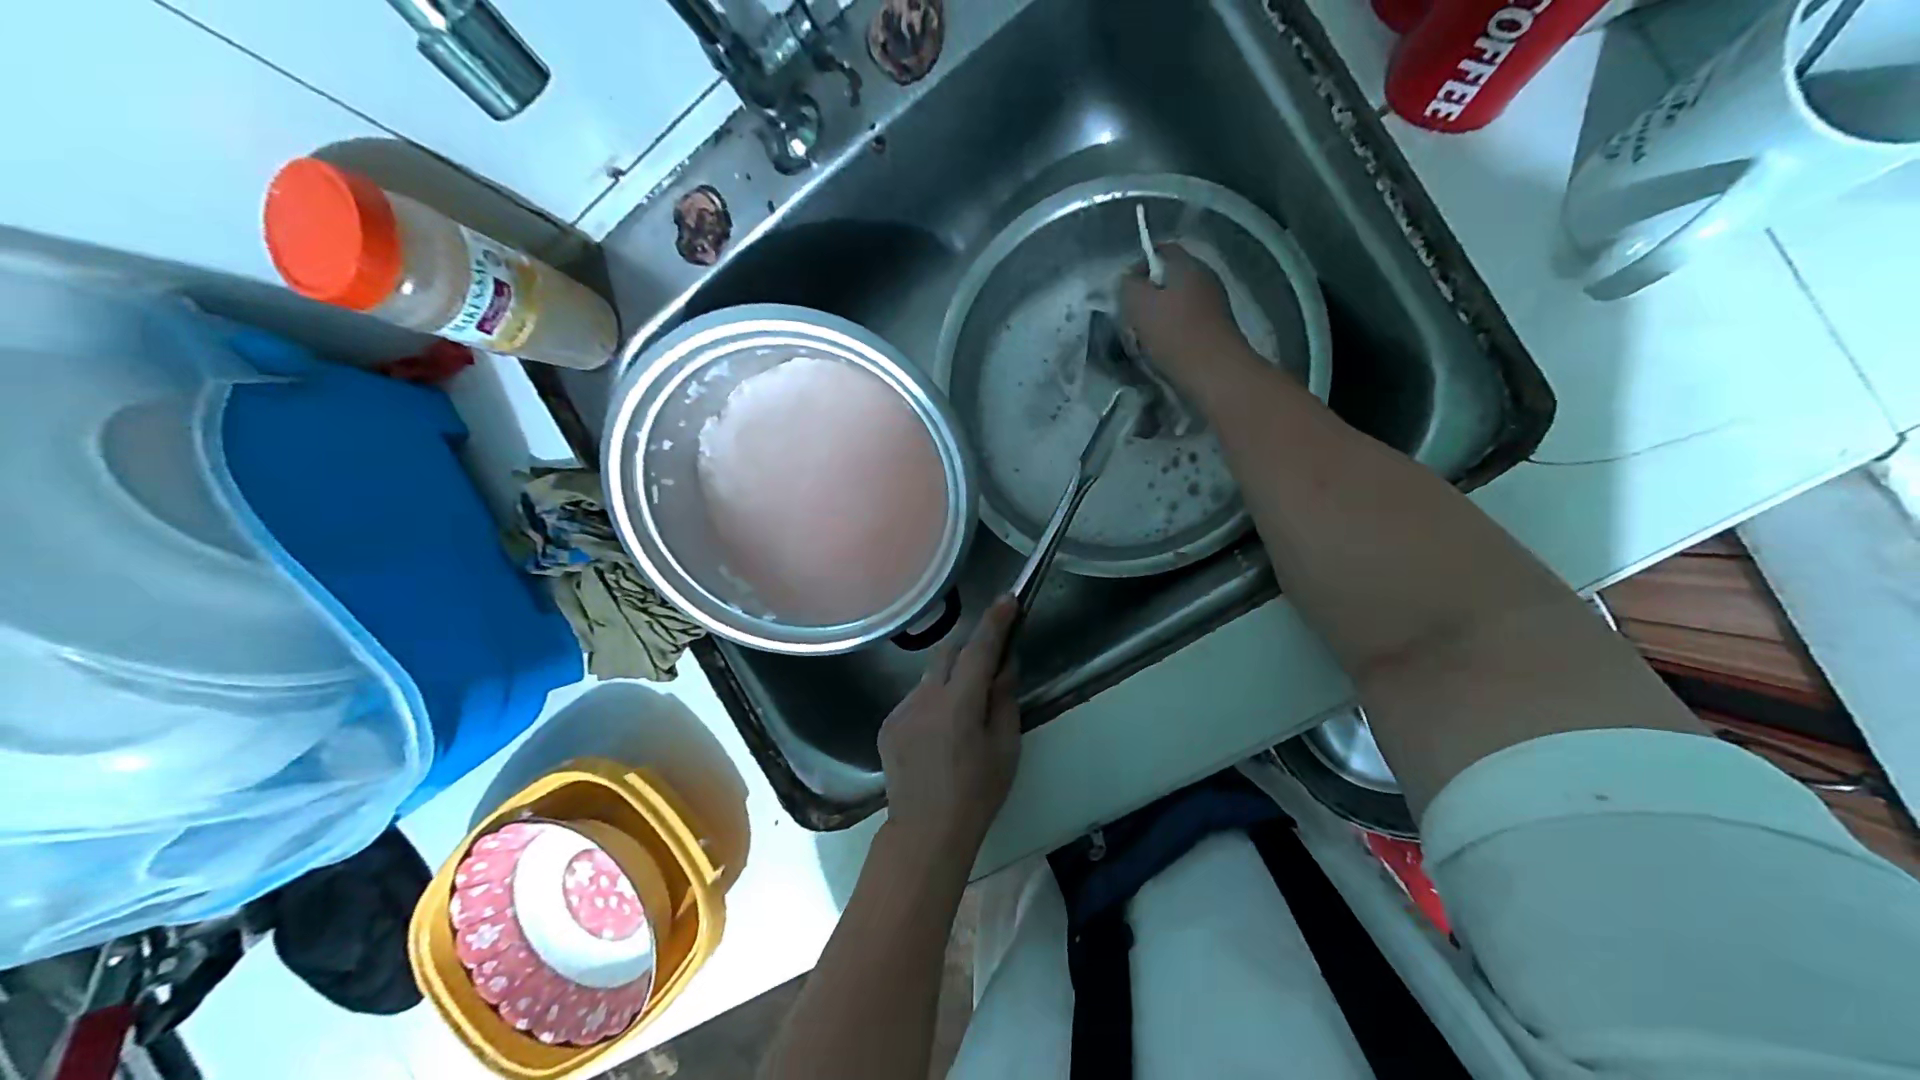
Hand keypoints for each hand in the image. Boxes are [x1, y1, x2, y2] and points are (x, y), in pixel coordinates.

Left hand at [877, 597, 1021, 853]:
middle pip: (947, 654)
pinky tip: (938, 735)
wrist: (926, 831)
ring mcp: (900, 711)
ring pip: (929, 678)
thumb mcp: (1004, 746)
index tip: (1008, 599)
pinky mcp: (887, 725)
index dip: (995, 622)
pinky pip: (914, 700)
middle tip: (988, 669)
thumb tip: (1004, 665)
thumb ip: (1003, 698)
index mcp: (957, 703)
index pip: (979, 650)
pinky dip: (931, 703)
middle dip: (969, 652)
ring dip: (949, 681)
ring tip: (962, 716)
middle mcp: (924, 698)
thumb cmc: (977, 792)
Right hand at [1120, 243, 1254, 392]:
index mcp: (1188, 265)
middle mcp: (1204, 278)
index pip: (1161, 250)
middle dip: (1146, 296)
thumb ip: (1128, 285)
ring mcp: (1213, 304)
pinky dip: (1171, 332)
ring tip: (1143, 339)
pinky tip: (1162, 350)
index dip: (1139, 264)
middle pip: (1168, 279)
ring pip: (1175, 302)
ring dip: (1156, 317)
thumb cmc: (1174, 334)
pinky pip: (1186, 322)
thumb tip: (1128, 279)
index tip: (1124, 289)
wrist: (1215, 373)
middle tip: (1131, 317)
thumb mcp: (1138, 304)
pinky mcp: (1215, 328)